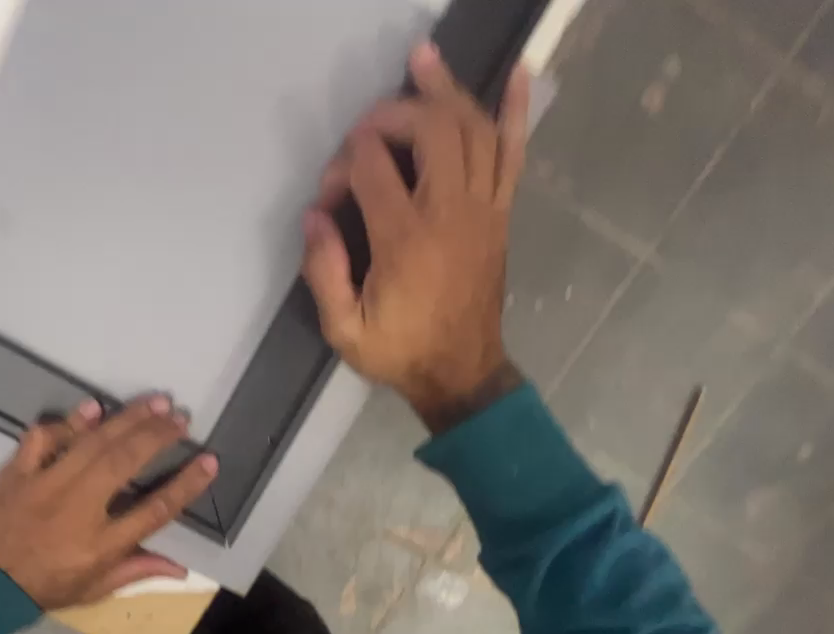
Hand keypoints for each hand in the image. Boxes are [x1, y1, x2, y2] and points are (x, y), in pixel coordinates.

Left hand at [0, 397, 219, 609]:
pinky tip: (92, 408)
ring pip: (93, 443)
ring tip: (155, 402)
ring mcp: (46, 484)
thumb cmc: (36, 590)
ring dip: (127, 419)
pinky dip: (69, 422)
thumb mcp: (89, 591)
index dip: (186, 485)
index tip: (208, 461)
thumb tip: (179, 569)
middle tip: (181, 418)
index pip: (155, 510)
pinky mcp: (18, 471)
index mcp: (100, 544)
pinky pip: (45, 438)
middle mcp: (78, 508)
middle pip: (127, 463)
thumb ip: (134, 572)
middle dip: (158, 436)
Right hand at [302, 43, 531, 432]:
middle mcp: (448, 211)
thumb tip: (315, 214)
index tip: (329, 195)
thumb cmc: (399, 353)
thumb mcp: (343, 330)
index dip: (343, 164)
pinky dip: (515, 111)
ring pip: (472, 128)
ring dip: (446, 90)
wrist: (460, 373)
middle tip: (366, 127)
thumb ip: (324, 271)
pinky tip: (518, 73)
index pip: (371, 166)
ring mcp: (482, 208)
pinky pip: (512, 153)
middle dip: (391, 113)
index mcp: (404, 240)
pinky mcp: (498, 213)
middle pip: (428, 128)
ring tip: (423, 60)